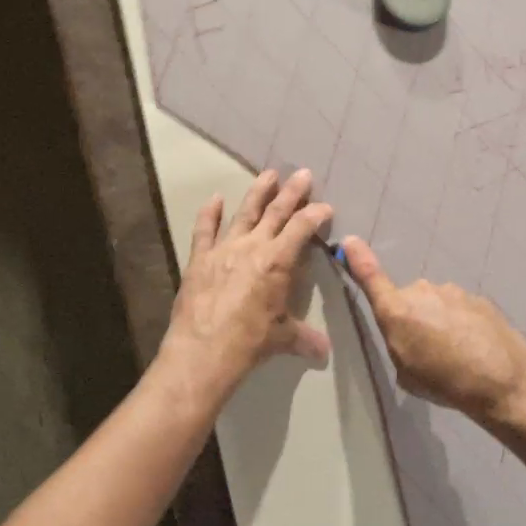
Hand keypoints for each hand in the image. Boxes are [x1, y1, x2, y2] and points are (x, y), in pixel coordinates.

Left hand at [156, 169, 332, 401]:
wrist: (203, 351)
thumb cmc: (249, 342)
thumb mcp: (283, 338)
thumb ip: (304, 338)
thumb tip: (323, 352)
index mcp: (278, 261)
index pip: (302, 228)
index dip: (316, 214)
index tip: (326, 207)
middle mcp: (253, 246)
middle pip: (275, 211)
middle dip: (292, 192)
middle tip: (302, 174)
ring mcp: (224, 249)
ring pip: (244, 212)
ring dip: (258, 192)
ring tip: (268, 174)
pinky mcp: (199, 258)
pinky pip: (205, 229)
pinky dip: (210, 212)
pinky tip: (216, 198)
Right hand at [339, 236, 525, 425]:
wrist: (504, 379)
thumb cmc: (445, 382)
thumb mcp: (407, 374)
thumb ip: (399, 345)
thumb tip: (408, 334)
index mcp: (397, 311)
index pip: (371, 277)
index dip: (358, 259)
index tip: (350, 241)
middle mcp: (422, 292)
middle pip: (409, 300)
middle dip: (413, 319)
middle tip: (426, 351)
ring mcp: (453, 292)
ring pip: (436, 305)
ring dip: (440, 322)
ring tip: (455, 354)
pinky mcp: (478, 298)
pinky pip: (459, 310)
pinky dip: (462, 325)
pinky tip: (475, 349)